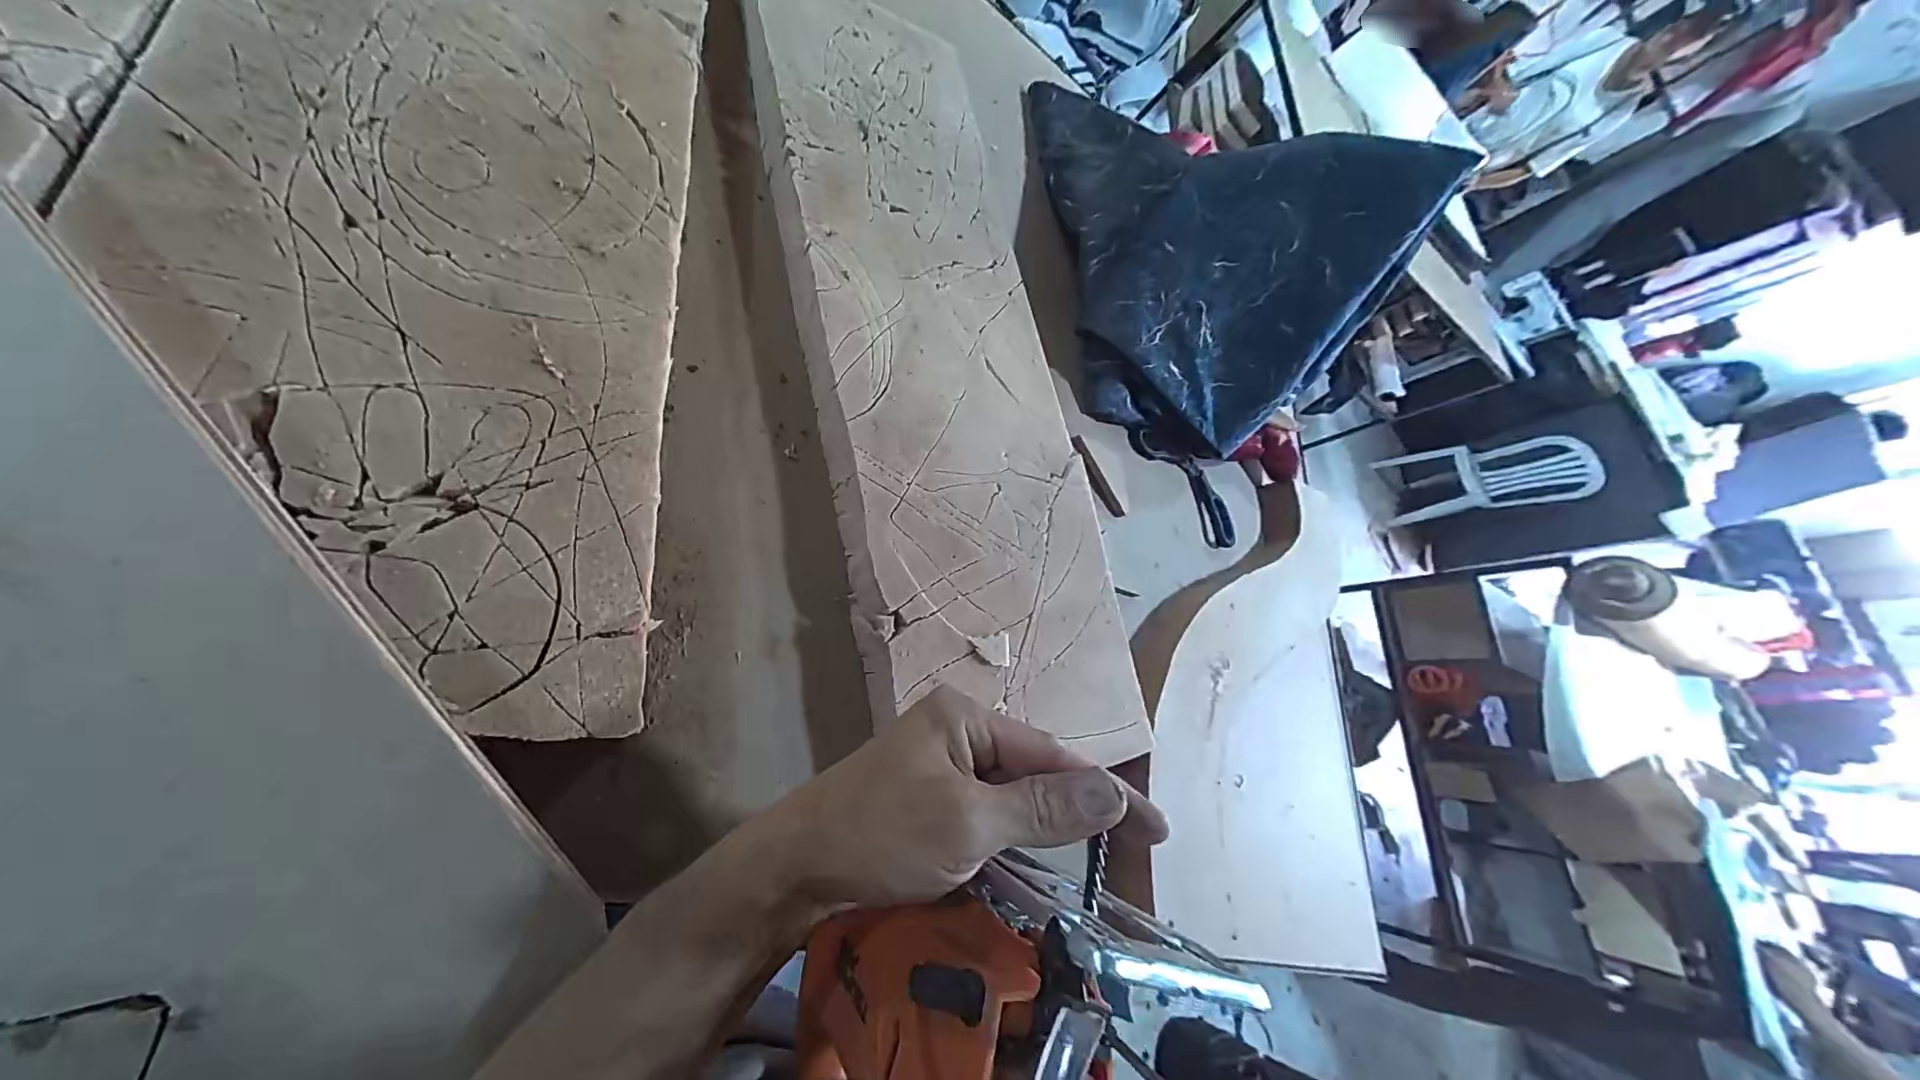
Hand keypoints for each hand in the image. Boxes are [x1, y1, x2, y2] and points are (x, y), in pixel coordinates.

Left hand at [747, 685, 1167, 915]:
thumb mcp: (969, 823)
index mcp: (964, 716)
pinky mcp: (924, 797)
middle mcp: (953, 730)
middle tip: (1131, 845)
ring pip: (1009, 795)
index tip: (1155, 827)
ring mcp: (936, 763)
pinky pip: (983, 812)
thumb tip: (1113, 792)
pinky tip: (1033, 858)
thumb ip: (1042, 808)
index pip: (1051, 753)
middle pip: (1032, 770)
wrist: (792, 868)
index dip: (1105, 791)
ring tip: (1093, 854)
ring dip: (1045, 826)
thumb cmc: (880, 834)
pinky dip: (1011, 836)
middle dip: (1077, 808)